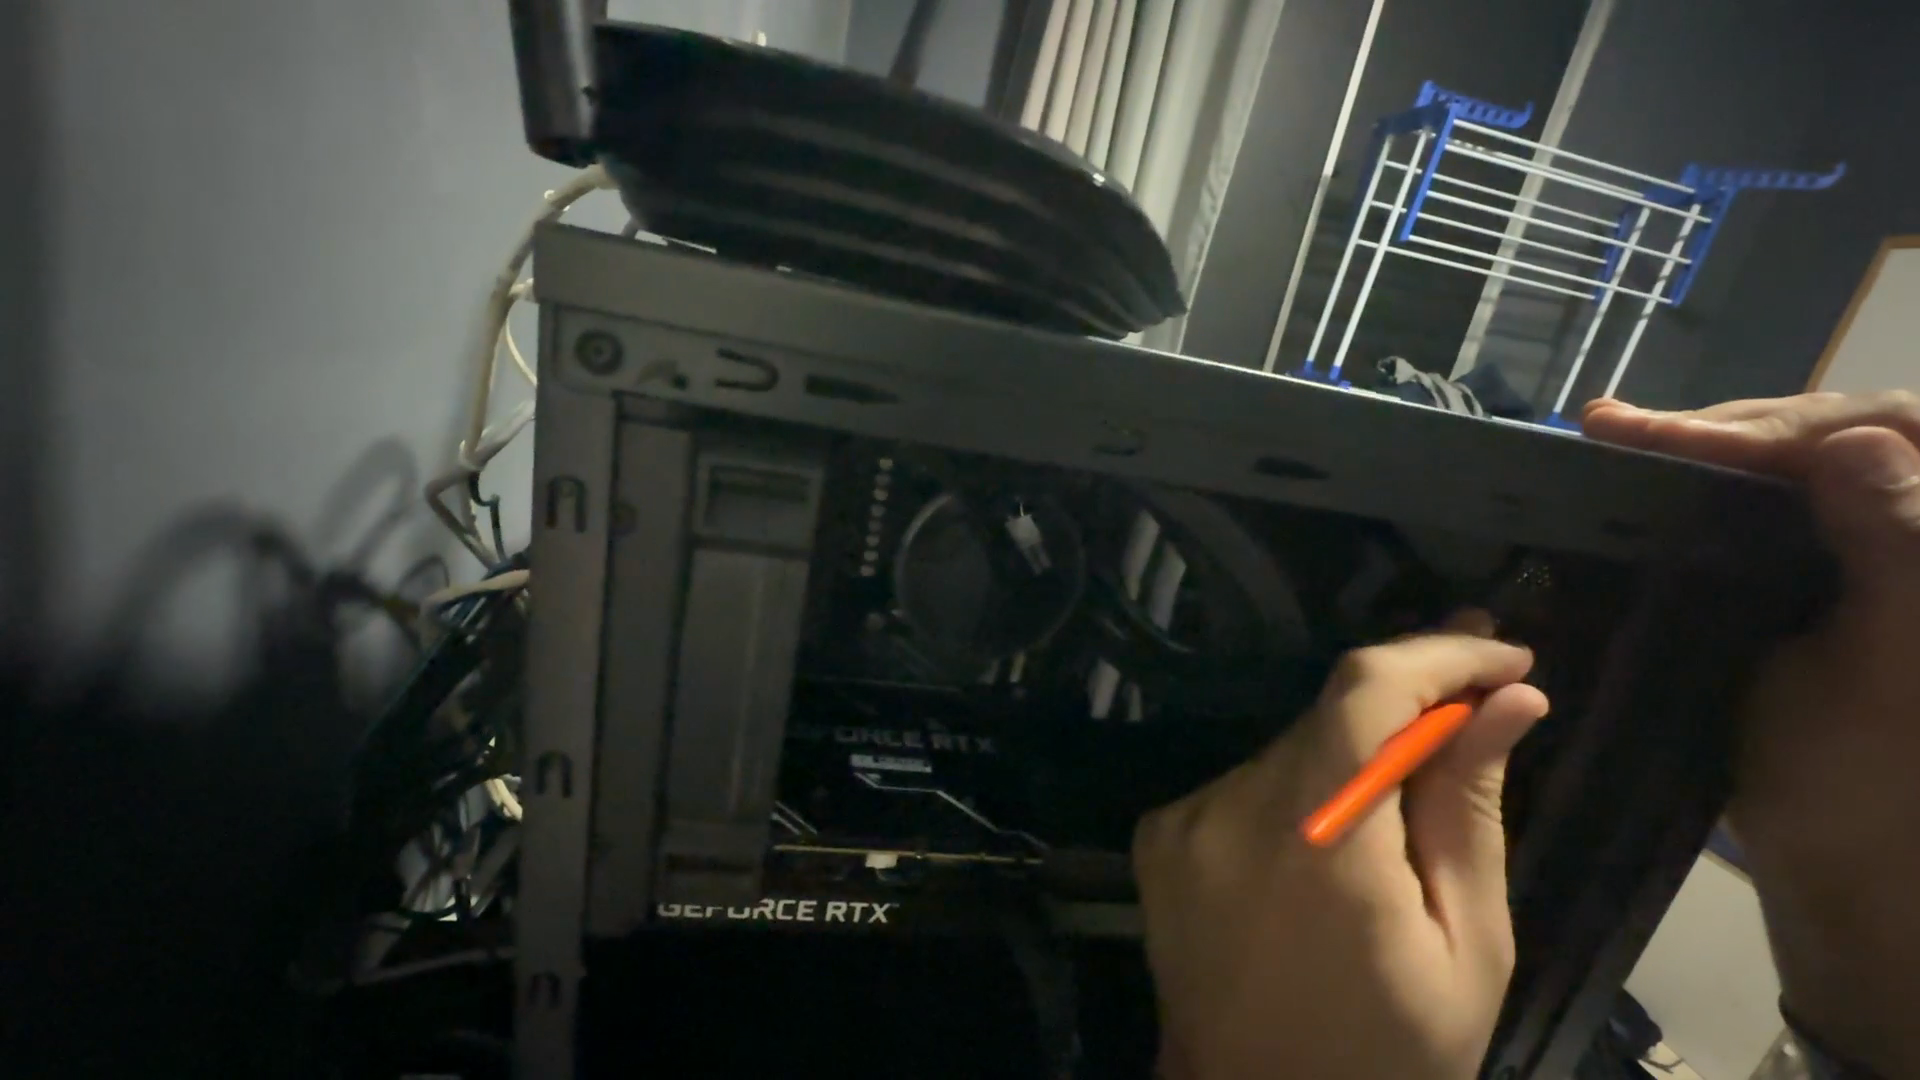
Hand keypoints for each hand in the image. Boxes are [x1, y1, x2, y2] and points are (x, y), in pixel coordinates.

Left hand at [1133, 614, 1548, 1079]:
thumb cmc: (1386, 1056)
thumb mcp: (1467, 945)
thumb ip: (1471, 808)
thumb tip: (1508, 701)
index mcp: (1315, 835)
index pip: (1365, 687)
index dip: (1437, 654)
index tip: (1503, 652)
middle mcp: (1231, 804)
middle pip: (1325, 715)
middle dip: (1407, 703)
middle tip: (1480, 700)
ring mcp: (1184, 816)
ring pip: (1287, 750)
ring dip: (1349, 755)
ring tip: (1408, 794)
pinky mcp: (1159, 834)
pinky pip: (1245, 784)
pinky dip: (1296, 791)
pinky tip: (1328, 843)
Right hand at [1587, 393, 1919, 1075]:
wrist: (1866, 874)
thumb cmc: (1878, 786)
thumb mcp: (1885, 672)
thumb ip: (1899, 547)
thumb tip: (1849, 441)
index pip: (1897, 439)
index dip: (1774, 430)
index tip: (1647, 436)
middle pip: (1863, 433)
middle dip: (1741, 424)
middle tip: (1618, 427)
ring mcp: (1890, 558)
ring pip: (1823, 460)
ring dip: (1728, 443)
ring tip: (1628, 435)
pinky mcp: (1843, 580)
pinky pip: (1792, 503)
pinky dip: (1727, 480)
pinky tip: (1666, 472)